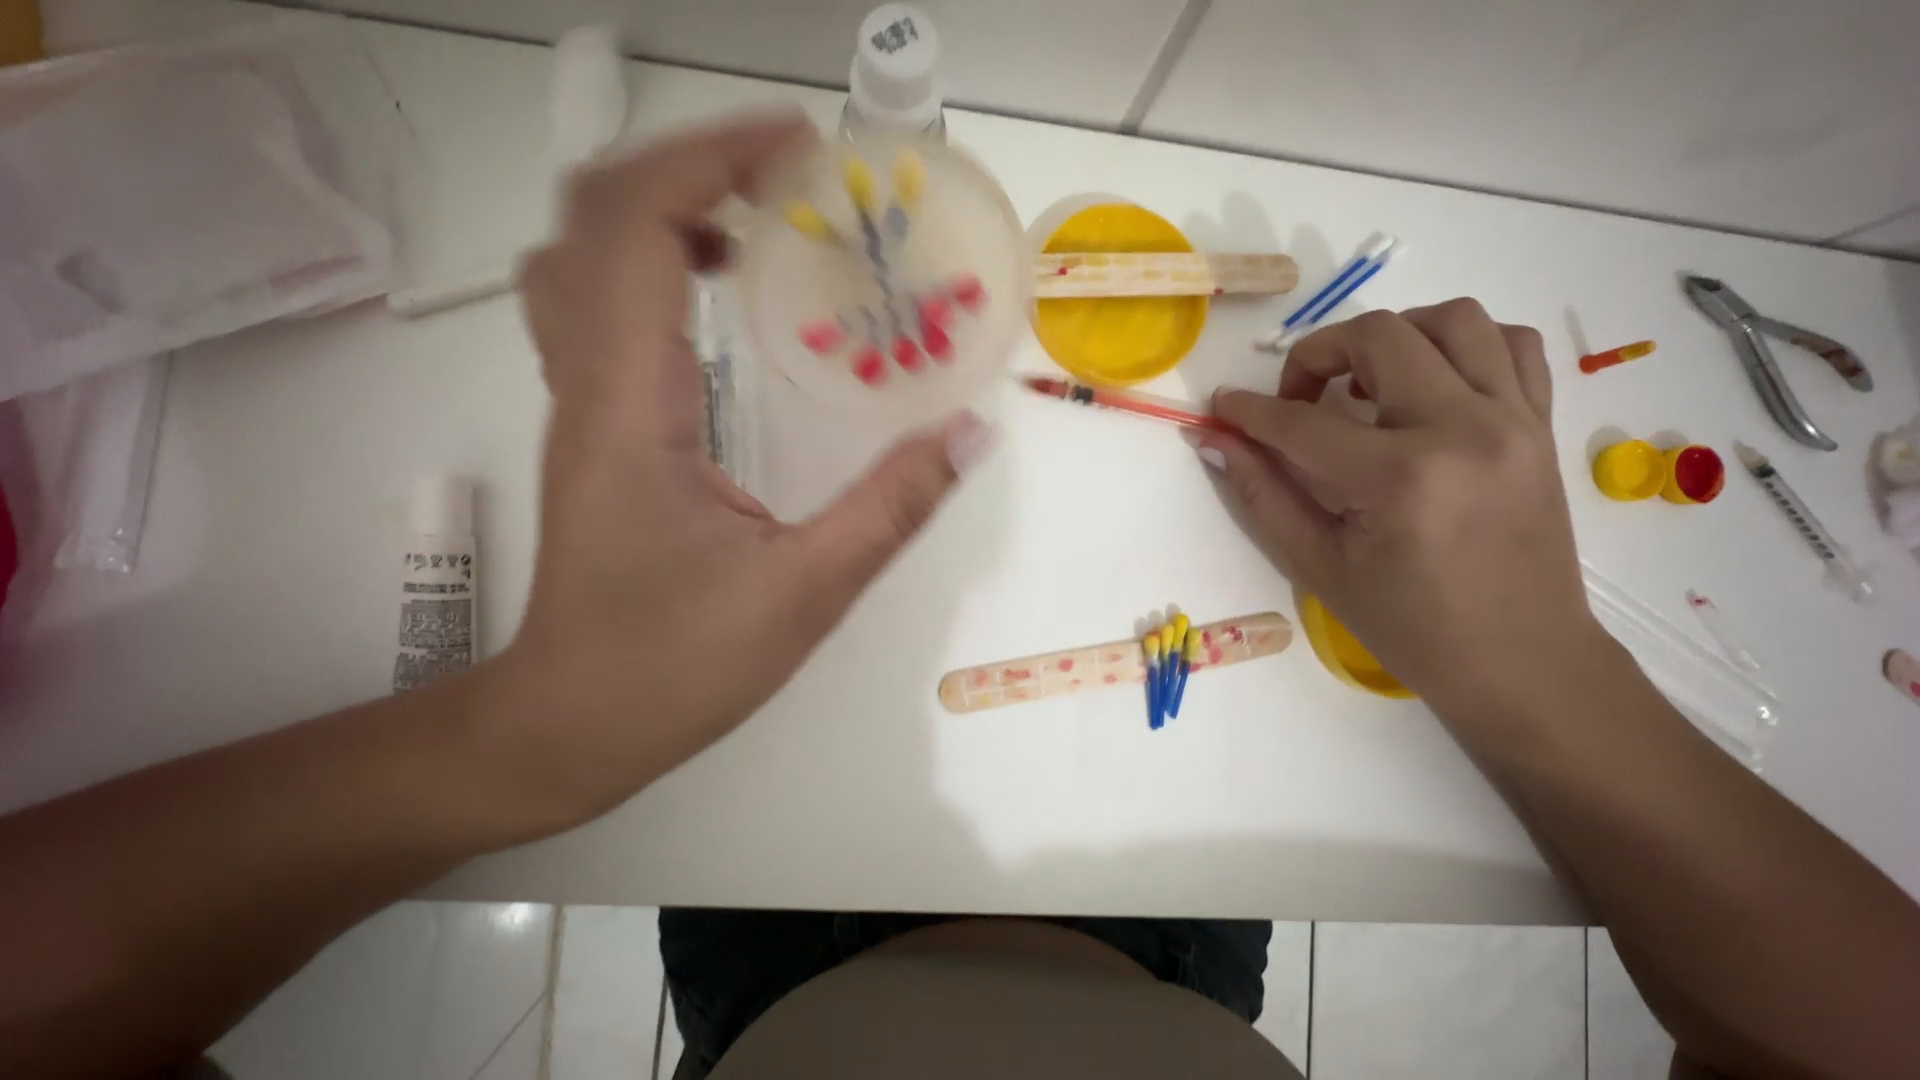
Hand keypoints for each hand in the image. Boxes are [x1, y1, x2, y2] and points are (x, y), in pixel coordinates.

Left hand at [486, 114, 993, 830]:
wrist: (567, 723)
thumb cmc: (672, 666)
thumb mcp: (802, 592)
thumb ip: (891, 507)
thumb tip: (970, 430)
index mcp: (633, 406)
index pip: (639, 227)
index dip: (712, 158)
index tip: (800, 146)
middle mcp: (589, 383)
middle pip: (596, 214)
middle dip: (692, 165)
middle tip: (790, 178)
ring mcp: (579, 402)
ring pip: (583, 254)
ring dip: (664, 209)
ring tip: (758, 222)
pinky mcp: (591, 426)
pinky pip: (597, 304)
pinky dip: (653, 263)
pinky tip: (722, 298)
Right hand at [1196, 300, 1605, 718]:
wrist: (1522, 661)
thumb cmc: (1410, 626)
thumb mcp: (1320, 567)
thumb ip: (1264, 494)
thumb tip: (1217, 440)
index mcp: (1400, 479)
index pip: (1303, 421)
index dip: (1250, 411)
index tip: (1223, 407)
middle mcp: (1464, 429)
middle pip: (1380, 337)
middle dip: (1317, 355)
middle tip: (1298, 399)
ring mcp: (1514, 420)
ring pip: (1452, 319)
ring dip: (1394, 335)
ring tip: (1366, 382)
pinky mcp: (1541, 424)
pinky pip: (1511, 344)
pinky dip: (1464, 345)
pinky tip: (1430, 382)